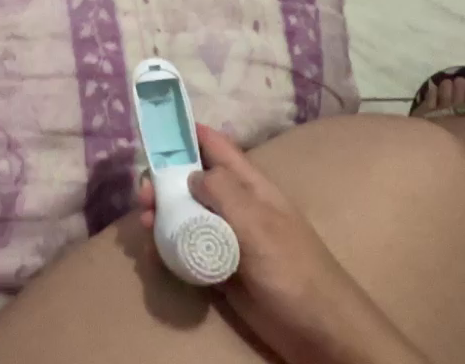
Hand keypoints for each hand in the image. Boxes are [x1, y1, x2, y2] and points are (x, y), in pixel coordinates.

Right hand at [135, 126, 345, 330]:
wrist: (321, 336)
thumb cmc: (294, 272)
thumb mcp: (259, 225)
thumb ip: (224, 191)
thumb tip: (190, 174)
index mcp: (249, 186)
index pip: (215, 145)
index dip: (187, 132)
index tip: (154, 129)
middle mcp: (235, 206)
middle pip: (190, 180)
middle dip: (163, 181)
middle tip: (143, 196)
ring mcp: (227, 239)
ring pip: (184, 215)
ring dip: (161, 215)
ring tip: (145, 225)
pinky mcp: (219, 269)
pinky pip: (186, 249)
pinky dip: (167, 247)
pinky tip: (154, 254)